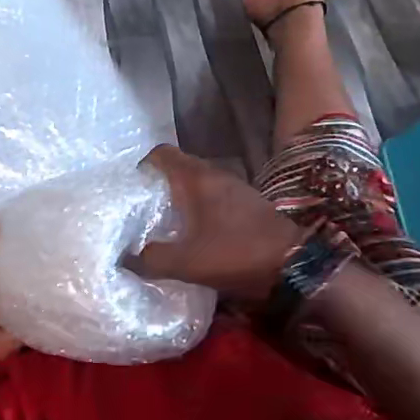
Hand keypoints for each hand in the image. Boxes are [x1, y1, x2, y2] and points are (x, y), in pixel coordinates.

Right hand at [129, 145, 306, 300]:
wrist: (294, 265)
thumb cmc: (237, 254)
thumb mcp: (186, 263)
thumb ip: (150, 259)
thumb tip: (125, 257)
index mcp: (196, 179)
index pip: (160, 154)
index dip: (140, 168)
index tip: (129, 193)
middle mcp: (214, 175)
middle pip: (175, 169)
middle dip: (155, 187)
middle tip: (139, 213)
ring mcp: (233, 189)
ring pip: (194, 185)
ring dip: (177, 200)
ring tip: (160, 226)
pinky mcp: (245, 205)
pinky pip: (210, 198)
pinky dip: (196, 210)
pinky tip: (190, 235)